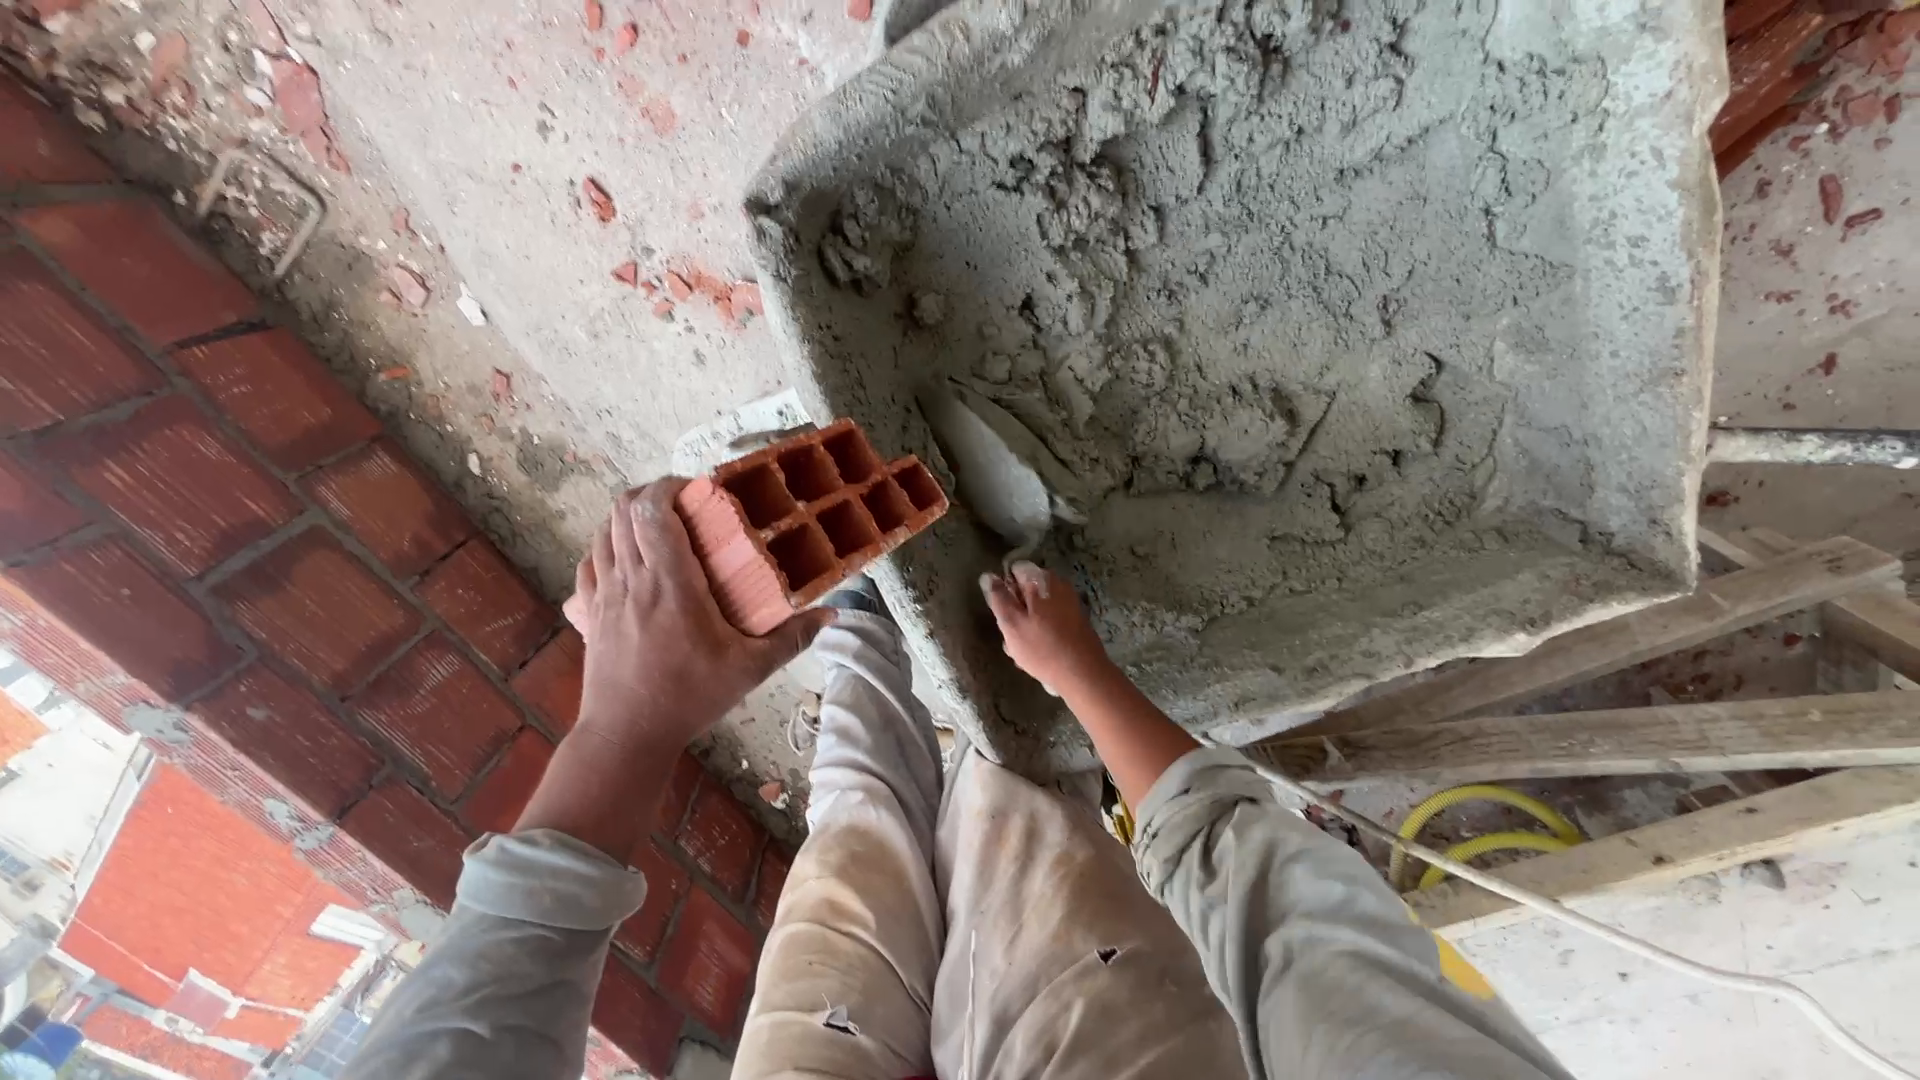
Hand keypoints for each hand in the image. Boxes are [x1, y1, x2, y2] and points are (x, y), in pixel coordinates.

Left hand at [572, 479, 836, 750]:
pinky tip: (625, 558)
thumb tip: (832, 614)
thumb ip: (792, 638)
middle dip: (651, 493)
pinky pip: (590, 561)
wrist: (626, 735)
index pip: (653, 511)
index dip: (669, 486)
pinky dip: (606, 546)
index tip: (697, 489)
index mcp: (670, 583)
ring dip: (627, 516)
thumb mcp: (750, 669)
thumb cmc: (690, 697)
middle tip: (683, 502)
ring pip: (604, 531)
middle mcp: (632, 578)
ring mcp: (604, 594)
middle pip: (623, 509)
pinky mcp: (589, 613)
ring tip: (658, 525)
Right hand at [980, 561, 1113, 693]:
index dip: (1005, 590)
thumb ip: (998, 597)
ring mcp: (1070, 601)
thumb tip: (988, 575)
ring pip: (1038, 608)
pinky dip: (1043, 631)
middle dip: (1017, 609)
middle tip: (1013, 635)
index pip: (1014, 570)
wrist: (1084, 673)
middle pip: (1027, 590)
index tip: (1004, 612)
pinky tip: (1041, 652)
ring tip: (1024, 649)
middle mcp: (1058, 584)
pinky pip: (1052, 619)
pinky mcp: (1077, 619)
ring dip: (1028, 624)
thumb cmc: (1042, 648)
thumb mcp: (1011, 624)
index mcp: (1041, 580)